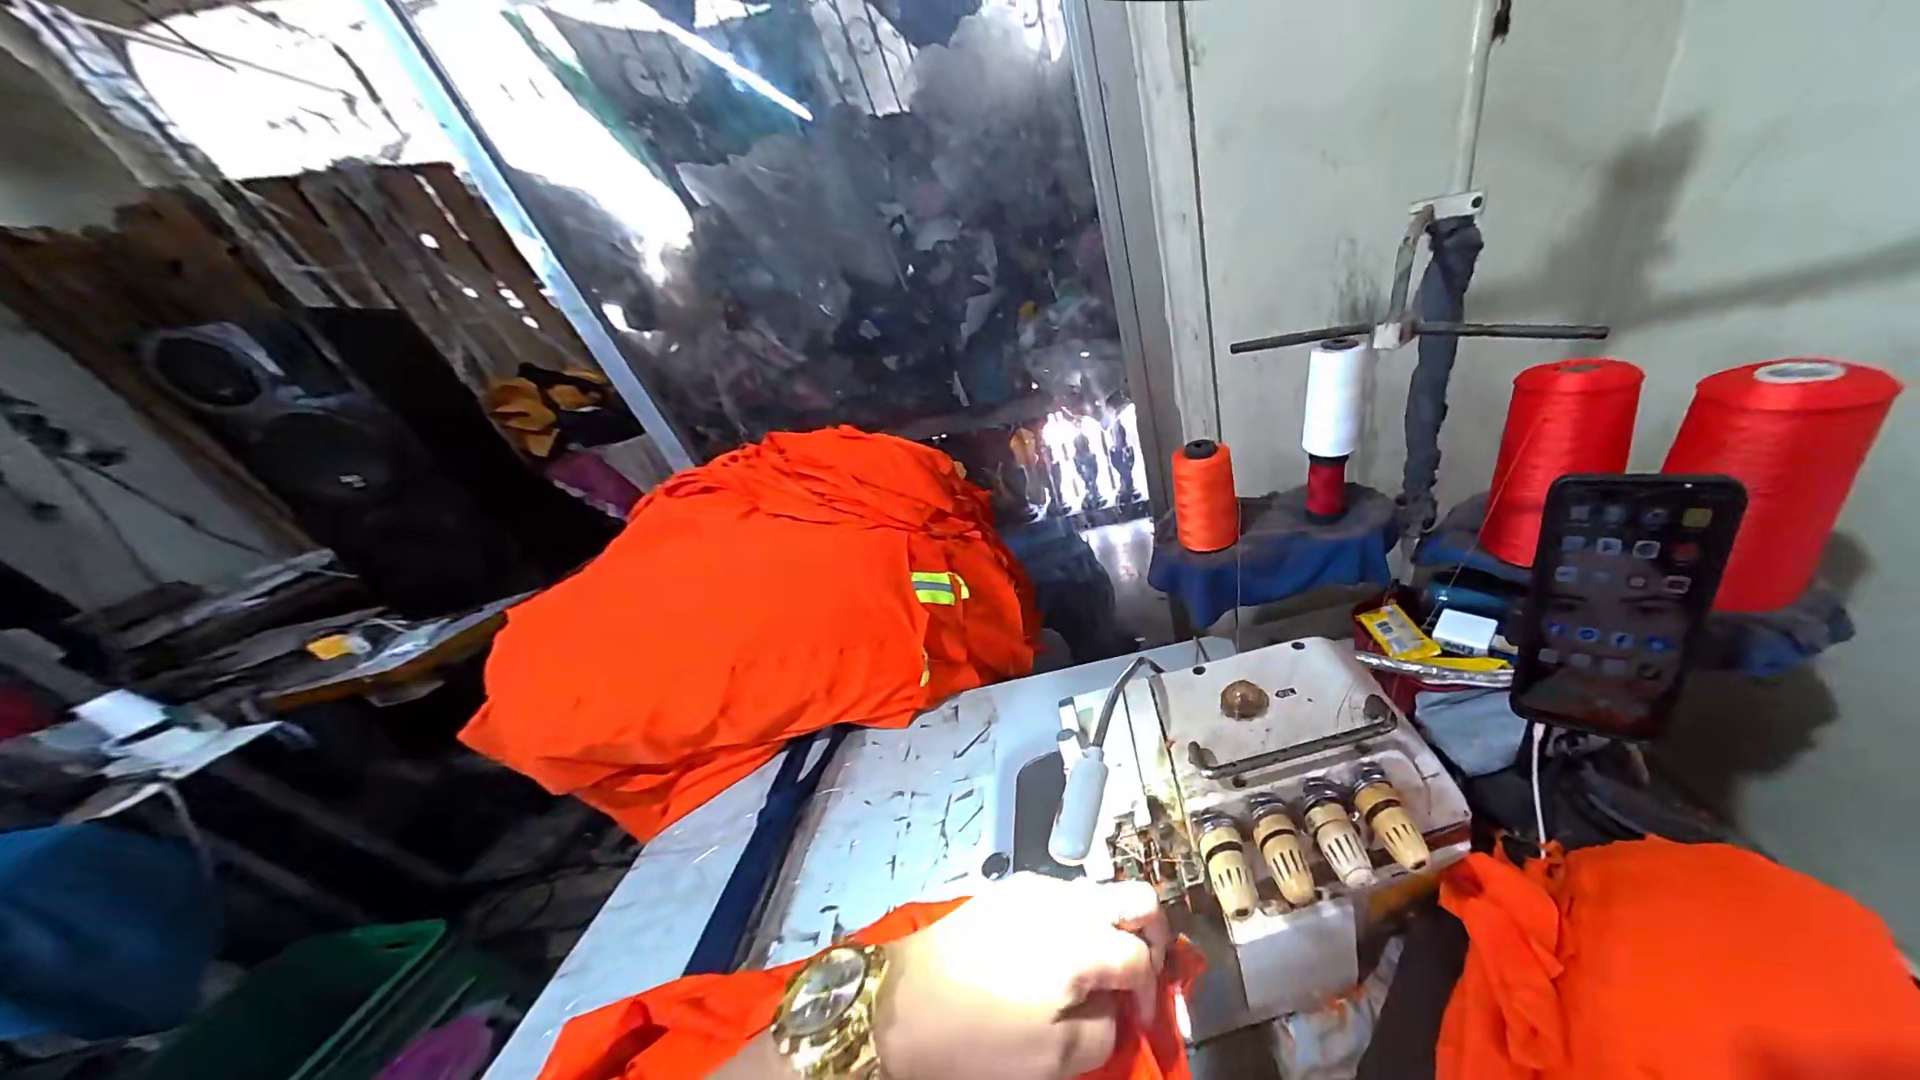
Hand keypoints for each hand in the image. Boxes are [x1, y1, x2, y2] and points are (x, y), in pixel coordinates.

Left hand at [875, 874, 1170, 1079]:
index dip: (1150, 993)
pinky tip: (1058, 954)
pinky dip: (1078, 920)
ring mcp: (1034, 886)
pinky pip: (1064, 894)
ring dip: (1112, 927)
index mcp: (1080, 941)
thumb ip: (1107, 1025)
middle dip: (1150, 937)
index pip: (1142, 957)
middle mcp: (1064, 900)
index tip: (1137, 1020)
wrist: (904, 999)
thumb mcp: (1056, 1058)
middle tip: (1137, 976)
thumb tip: (1116, 1000)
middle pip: (1136, 897)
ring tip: (1095, 970)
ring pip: (1100, 891)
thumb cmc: (980, 1036)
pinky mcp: (1010, 887)